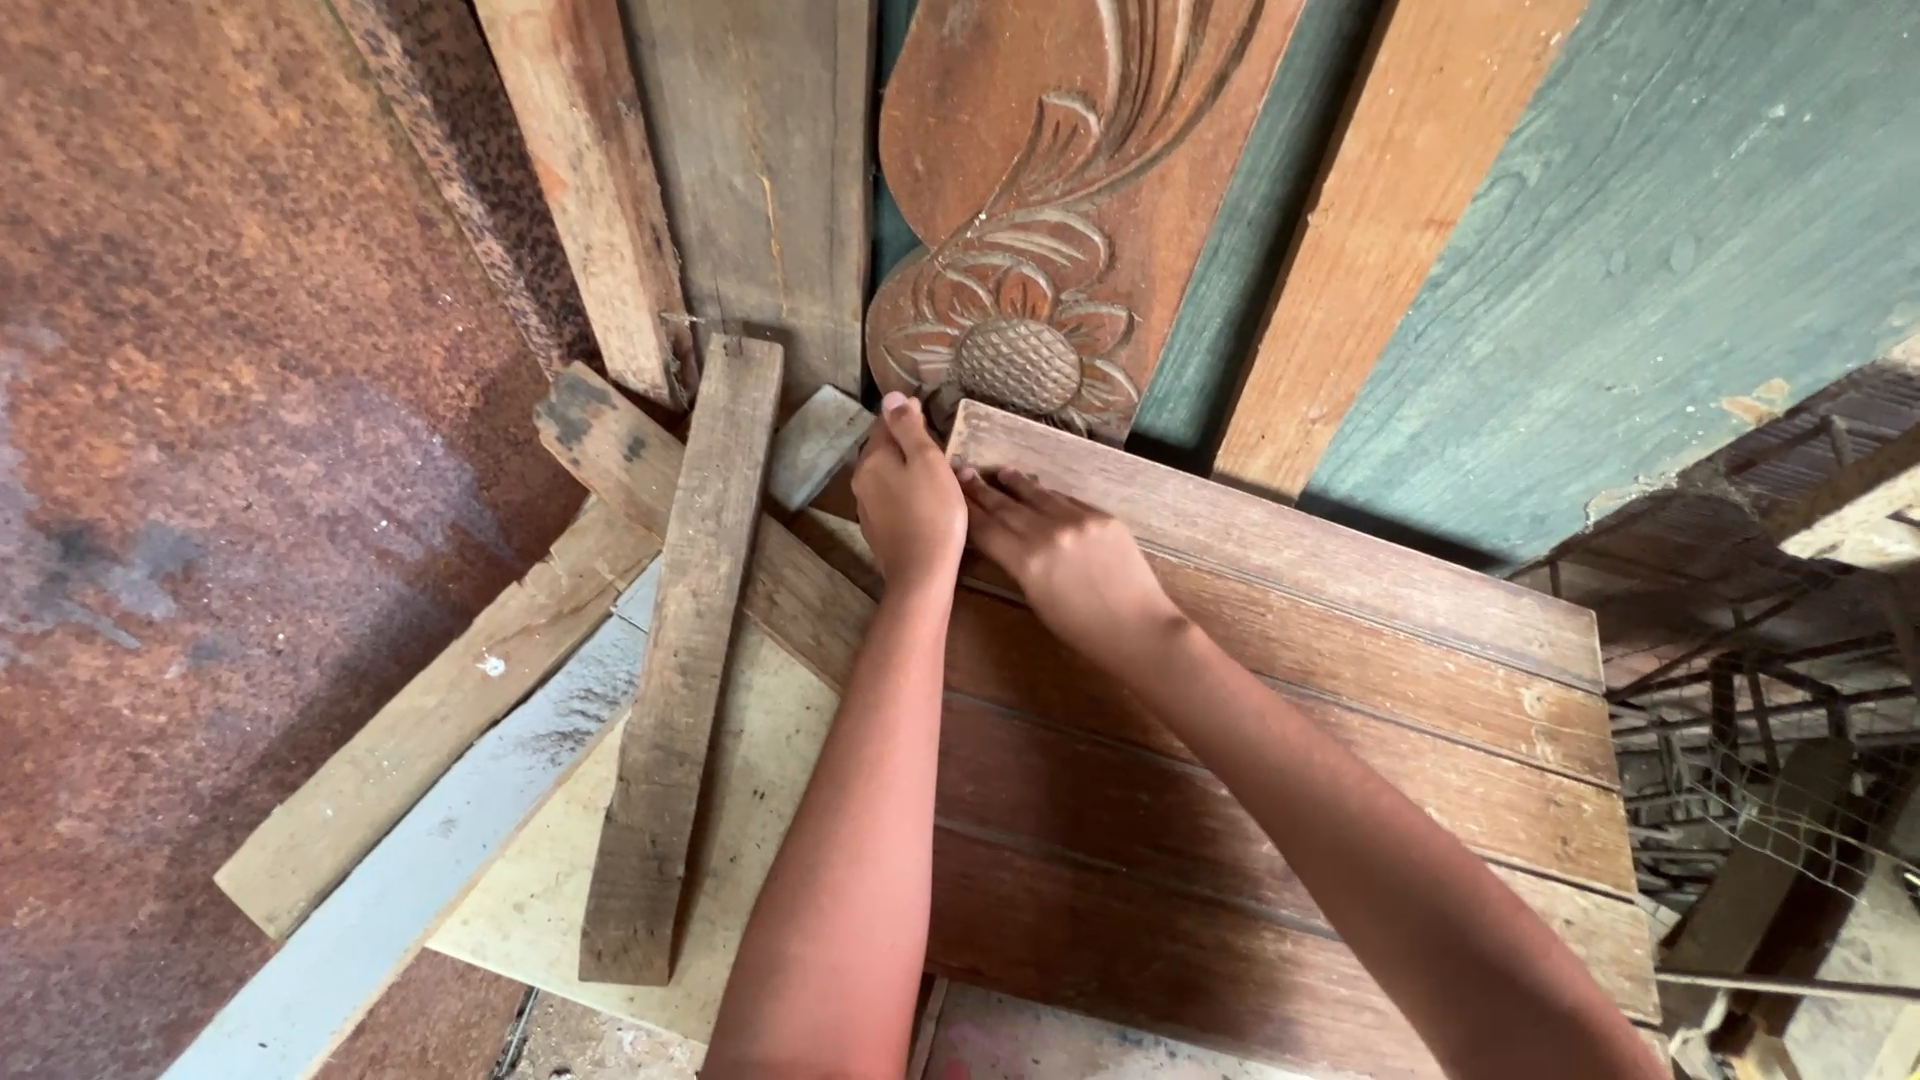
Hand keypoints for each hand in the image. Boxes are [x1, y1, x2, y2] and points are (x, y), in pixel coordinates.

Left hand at [851, 392, 967, 592]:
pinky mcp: (877, 530)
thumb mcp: (927, 461)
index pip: (884, 424)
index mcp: (872, 460)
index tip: (925, 410)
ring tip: (931, 468)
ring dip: (903, 467)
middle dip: (902, 441)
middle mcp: (861, 481)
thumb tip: (891, 397)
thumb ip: (908, 427)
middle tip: (932, 439)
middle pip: (881, 450)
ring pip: (885, 476)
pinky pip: (889, 499)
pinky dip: (903, 491)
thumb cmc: (933, 512)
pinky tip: (922, 499)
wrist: (922, 573)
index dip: (905, 414)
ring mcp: (867, 508)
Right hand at [959, 467, 1188, 672]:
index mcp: (1026, 561)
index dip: (968, 510)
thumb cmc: (1081, 630)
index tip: (955, 494)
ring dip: (1017, 484)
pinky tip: (1041, 490)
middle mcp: (1048, 533)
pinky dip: (1049, 495)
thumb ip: (1018, 564)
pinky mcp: (1102, 516)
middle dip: (984, 491)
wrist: (1137, 628)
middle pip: (1007, 507)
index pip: (987, 529)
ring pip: (1038, 495)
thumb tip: (1006, 540)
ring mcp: (1078, 520)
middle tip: (966, 472)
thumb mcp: (1036, 600)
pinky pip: (1067, 500)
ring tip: (1001, 473)